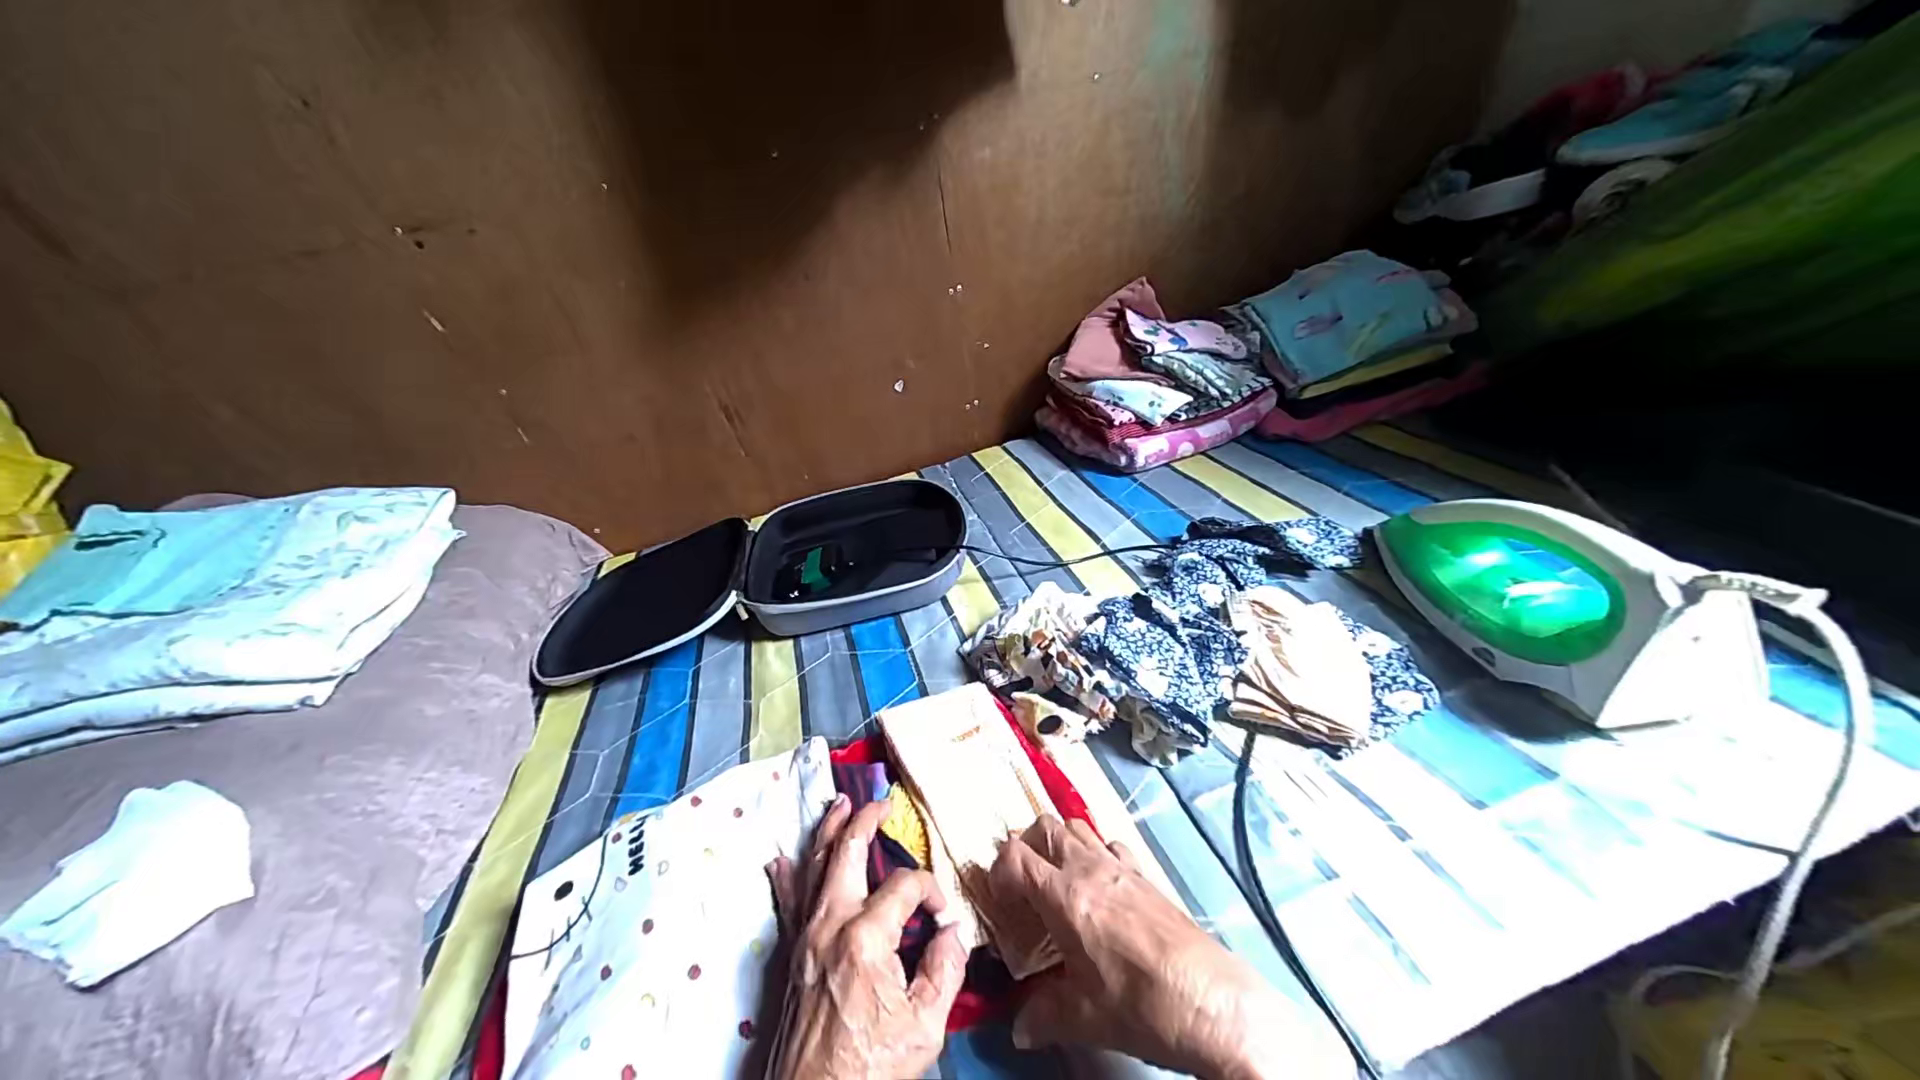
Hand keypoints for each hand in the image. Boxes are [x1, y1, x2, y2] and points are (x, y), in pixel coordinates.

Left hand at [763, 795, 967, 1079]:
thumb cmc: (870, 1069)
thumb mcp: (924, 1027)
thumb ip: (944, 970)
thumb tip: (952, 931)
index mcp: (865, 938)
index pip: (905, 886)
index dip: (930, 889)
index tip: (942, 911)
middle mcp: (829, 924)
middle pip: (847, 853)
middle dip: (865, 820)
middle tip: (880, 803)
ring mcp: (805, 936)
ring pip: (815, 866)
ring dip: (829, 831)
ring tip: (839, 804)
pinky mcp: (791, 954)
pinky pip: (788, 902)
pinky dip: (788, 877)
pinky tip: (783, 859)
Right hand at [989, 815, 1350, 1079]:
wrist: (1214, 1004)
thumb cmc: (1141, 1007)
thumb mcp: (1084, 1018)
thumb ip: (1043, 1016)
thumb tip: (1022, 1029)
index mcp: (1065, 895)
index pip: (1015, 855)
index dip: (998, 870)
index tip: (1001, 899)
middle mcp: (1090, 868)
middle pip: (1045, 826)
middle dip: (1026, 847)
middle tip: (1025, 885)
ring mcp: (1121, 866)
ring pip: (1077, 826)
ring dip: (1059, 843)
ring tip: (1058, 882)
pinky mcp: (1147, 875)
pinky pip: (1109, 844)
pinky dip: (1095, 853)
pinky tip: (1101, 888)